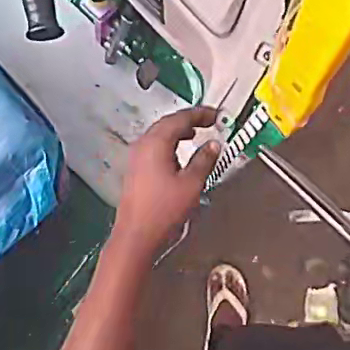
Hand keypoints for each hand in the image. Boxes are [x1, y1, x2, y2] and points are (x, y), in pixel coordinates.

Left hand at [111, 107, 220, 256]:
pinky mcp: (135, 170)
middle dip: (189, 119)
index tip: (214, 114)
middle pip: (167, 123)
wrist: (137, 235)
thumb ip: (205, 160)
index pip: (180, 118)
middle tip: (207, 121)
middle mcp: (142, 146)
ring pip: (159, 134)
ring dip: (178, 131)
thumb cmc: (162, 211)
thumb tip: (213, 146)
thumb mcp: (192, 183)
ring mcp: (136, 157)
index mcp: (156, 143)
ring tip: (196, 133)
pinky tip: (179, 153)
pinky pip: (154, 147)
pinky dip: (169, 143)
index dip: (200, 114)